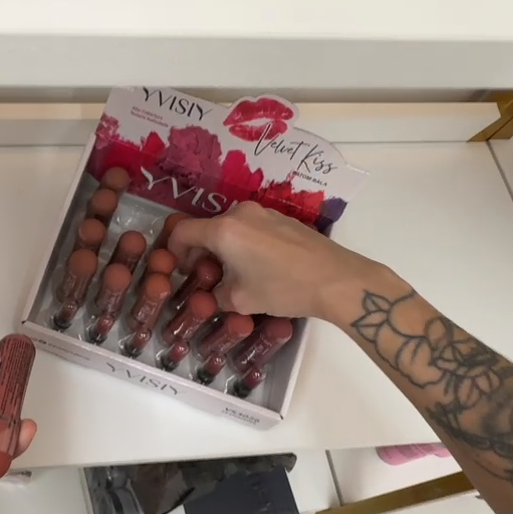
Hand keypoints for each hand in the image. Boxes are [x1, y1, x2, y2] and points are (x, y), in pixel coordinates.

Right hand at [168, 201, 395, 324]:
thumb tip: (212, 294)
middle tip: (205, 277)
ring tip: (233, 275)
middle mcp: (240, 213)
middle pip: (206, 228)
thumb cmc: (284, 288)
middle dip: (200, 252)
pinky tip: (257, 267)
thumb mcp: (241, 300)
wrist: (338, 280)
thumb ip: (216, 295)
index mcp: (223, 230)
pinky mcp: (282, 218)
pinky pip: (250, 228)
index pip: (183, 232)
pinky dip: (242, 244)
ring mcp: (263, 212)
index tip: (180, 270)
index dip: (174, 251)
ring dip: (222, 248)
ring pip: (229, 228)